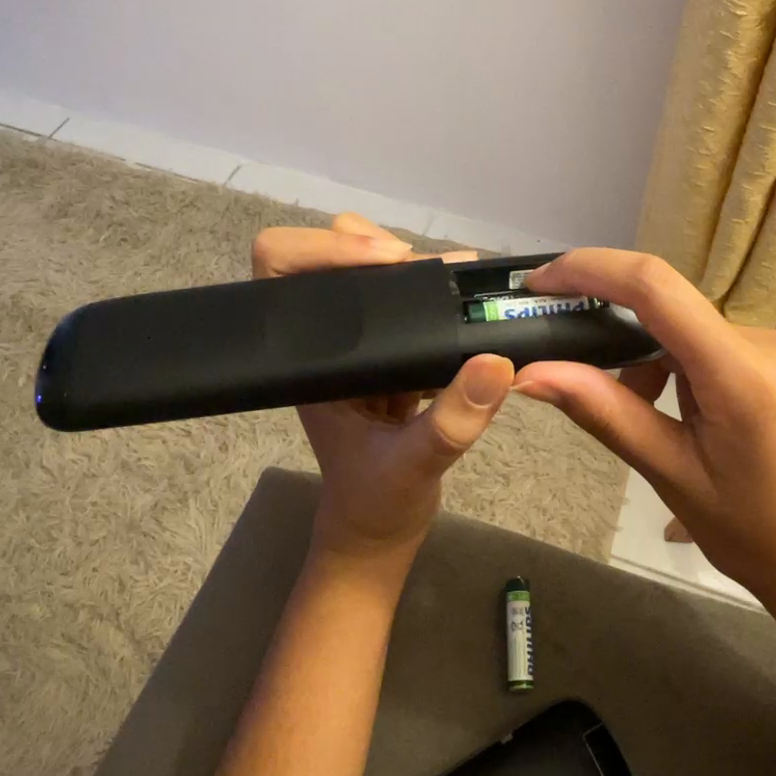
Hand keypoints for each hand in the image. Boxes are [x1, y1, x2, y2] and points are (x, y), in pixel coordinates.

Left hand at [251, 214, 512, 561]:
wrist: (381, 531)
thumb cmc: (376, 504)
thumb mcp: (413, 467)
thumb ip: (450, 423)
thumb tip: (494, 362)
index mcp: (308, 359)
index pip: (280, 272)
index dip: (323, 249)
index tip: (389, 261)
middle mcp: (326, 341)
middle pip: (323, 256)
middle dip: (371, 245)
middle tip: (421, 267)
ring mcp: (358, 345)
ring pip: (366, 273)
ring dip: (407, 264)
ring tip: (451, 275)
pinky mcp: (390, 353)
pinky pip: (404, 303)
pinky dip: (432, 290)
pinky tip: (464, 294)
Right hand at [512, 249, 775, 605]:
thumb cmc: (749, 533)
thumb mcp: (668, 472)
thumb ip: (602, 410)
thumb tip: (529, 374)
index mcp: (744, 380)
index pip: (656, 288)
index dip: (593, 270)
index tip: (545, 281)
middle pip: (682, 317)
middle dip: (639, 346)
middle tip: (624, 395)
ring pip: (711, 330)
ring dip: (680, 359)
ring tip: (683, 419)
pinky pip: (746, 339)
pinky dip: (717, 363)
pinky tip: (725, 412)